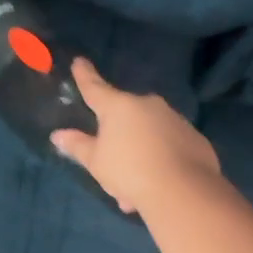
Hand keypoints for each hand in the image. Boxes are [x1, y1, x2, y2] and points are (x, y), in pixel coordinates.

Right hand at [50, 58, 222, 215]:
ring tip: (133, 180)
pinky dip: (160, 155)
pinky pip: (168, 142)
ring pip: (148, 129)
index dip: (84, 75)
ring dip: (139, 147)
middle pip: (125, 112)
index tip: (79, 62)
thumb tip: (58, 134)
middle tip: (110, 156)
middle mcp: (147, 105)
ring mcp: (174, 119)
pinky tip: (156, 180)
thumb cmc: (128, 171)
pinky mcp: (194, 137)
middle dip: (117, 129)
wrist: (183, 191)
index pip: (95, 87)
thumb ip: (77, 145)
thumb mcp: (95, 161)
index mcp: (118, 106)